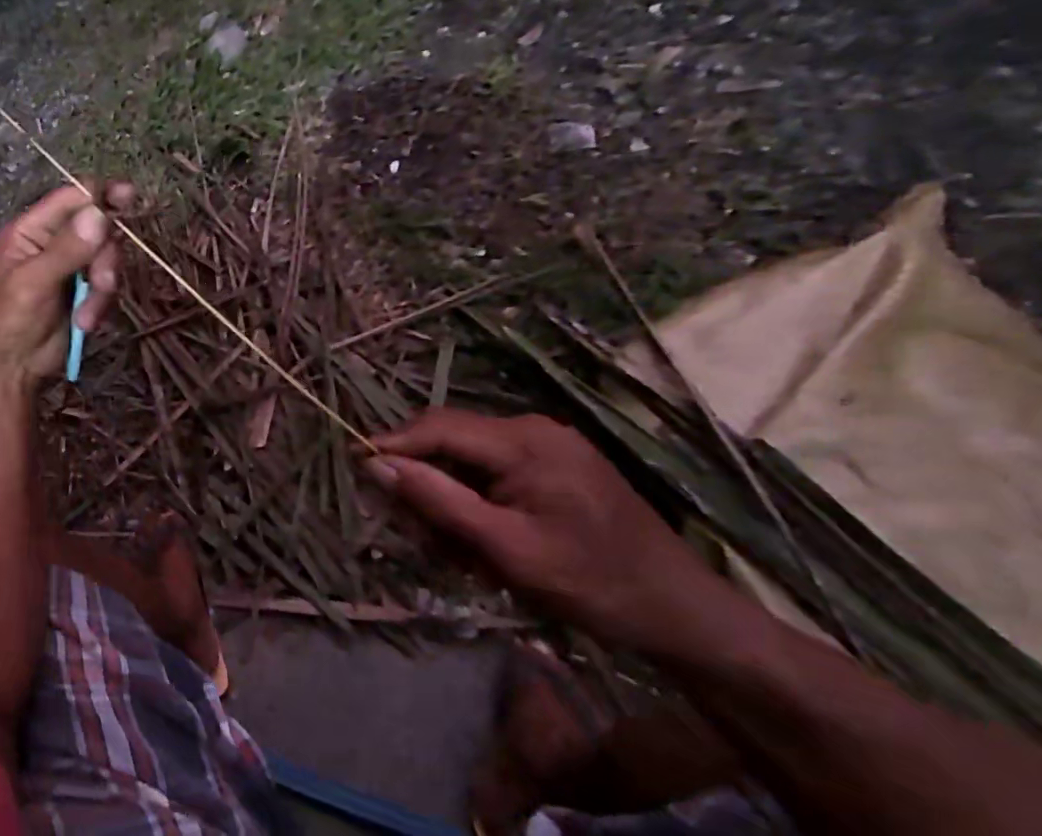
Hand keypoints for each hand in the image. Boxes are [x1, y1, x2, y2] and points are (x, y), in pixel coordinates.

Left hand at [0, 181, 133, 385]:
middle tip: (100, 283)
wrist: (10, 369)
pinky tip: (84, 324)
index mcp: (31, 230)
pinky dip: (100, 305)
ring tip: (86, 317)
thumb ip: (67, 249)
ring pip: (106, 259)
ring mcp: (71, 267)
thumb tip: (99, 213)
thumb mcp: (33, 282)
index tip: (128, 197)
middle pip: (98, 228)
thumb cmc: (8, 320)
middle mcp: (53, 242)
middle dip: (103, 258)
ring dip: (102, 288)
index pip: (72, 198)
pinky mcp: (84, 292)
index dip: (100, 195)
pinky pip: (107, 286)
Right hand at [361, 409, 736, 656]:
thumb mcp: (505, 547)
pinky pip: (493, 470)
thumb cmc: (594, 582)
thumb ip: (438, 501)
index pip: (437, 428)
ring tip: (456, 549)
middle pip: (451, 440)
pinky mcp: (555, 464)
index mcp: (525, 440)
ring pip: (468, 458)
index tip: (356, 469)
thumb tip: (376, 464)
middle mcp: (533, 428)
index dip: (392, 445)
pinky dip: (476, 501)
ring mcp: (547, 444)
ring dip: (450, 497)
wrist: (685, 614)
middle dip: (424, 481)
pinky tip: (483, 540)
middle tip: (414, 530)